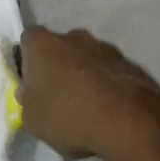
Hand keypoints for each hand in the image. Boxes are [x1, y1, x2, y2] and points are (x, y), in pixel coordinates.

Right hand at [17, 26, 159, 160]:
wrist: (130, 123)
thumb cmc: (69, 116)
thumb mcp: (32, 119)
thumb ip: (27, 100)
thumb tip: (29, 92)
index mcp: (42, 43)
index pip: (28, 42)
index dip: (29, 62)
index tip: (33, 84)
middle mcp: (73, 36)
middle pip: (60, 48)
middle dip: (59, 66)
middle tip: (59, 96)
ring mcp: (106, 48)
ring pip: (88, 59)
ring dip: (86, 76)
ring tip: (89, 108)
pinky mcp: (132, 64)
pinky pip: (112, 74)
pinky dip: (109, 87)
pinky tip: (111, 112)